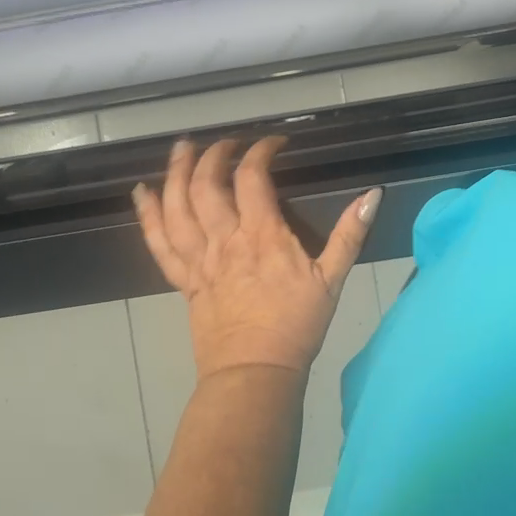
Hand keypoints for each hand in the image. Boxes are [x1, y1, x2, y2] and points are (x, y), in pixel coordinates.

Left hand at [133, 137, 381, 378]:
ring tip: (181, 148)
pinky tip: (142, 193)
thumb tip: (374, 195)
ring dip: (176, 173)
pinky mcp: (184, 280)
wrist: (256, 374)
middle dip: (213, 155)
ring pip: (177, 208)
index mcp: (262, 236)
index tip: (275, 143)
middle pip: (207, 185)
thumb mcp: (332, 278)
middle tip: (226, 142)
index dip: (260, 151)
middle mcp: (225, 241)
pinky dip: (147, 215)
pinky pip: (159, 243)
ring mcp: (199, 260)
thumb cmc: (296, 325)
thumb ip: (350, 234)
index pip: (253, 177)